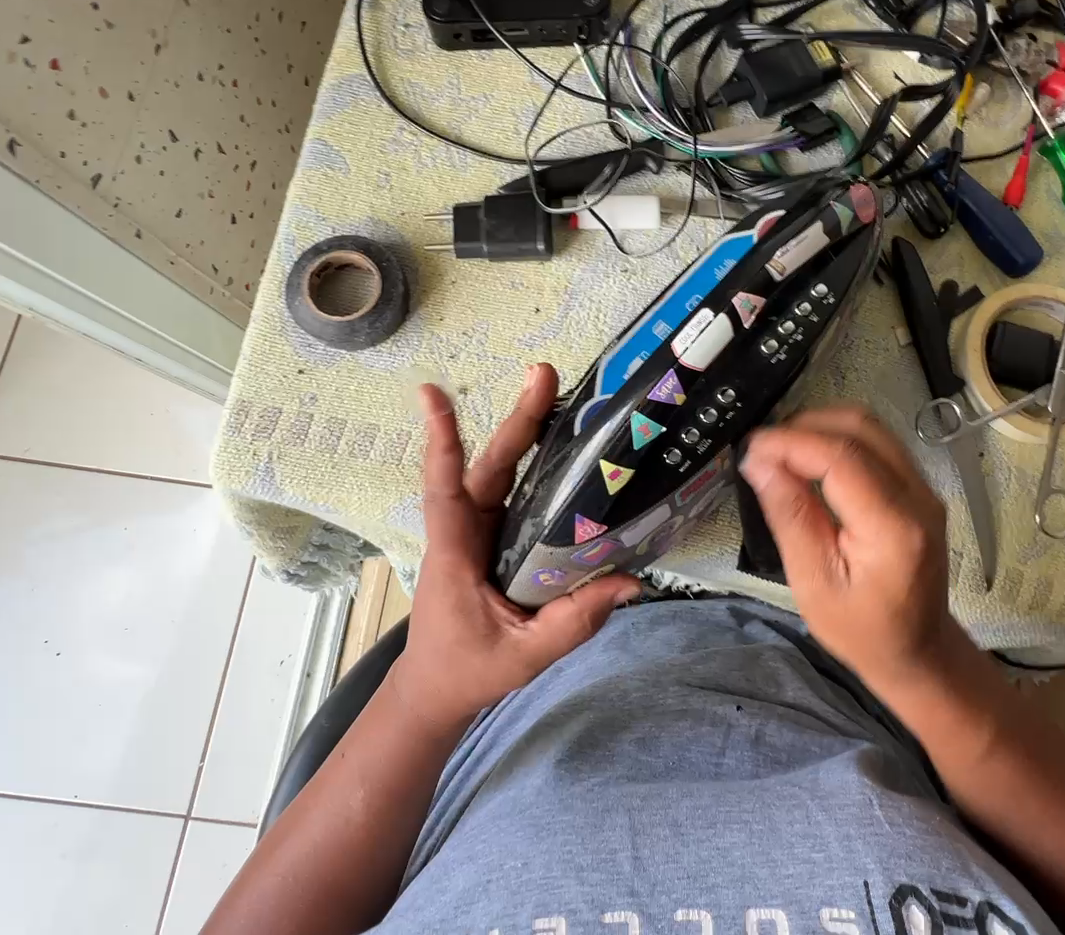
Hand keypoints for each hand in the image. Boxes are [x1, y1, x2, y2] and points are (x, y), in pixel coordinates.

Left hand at [391, 364, 640, 730]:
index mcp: (455, 556)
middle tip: (543, 377)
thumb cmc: (466, 671)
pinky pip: (514, 492)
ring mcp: (480, 532)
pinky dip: (533, 462)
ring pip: (501, 473)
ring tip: (555, 394)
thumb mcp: (523, 655)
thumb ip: (574, 623)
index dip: (441, 444)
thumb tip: (630, 582)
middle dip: (515, 422)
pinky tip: (560, 442)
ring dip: (525, 432)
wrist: (436, 687)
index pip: (445, 494)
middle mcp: (464, 532)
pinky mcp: (496, 537)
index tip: (434, 396)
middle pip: (487, 468)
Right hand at [740, 407, 966, 688]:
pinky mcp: (920, 487)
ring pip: (871, 427)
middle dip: (804, 426)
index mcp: (893, 528)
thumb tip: (758, 461)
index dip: (791, 442)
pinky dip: (839, 438)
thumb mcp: (812, 582)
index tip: (751, 448)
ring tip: (781, 450)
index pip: (841, 457)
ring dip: (821, 427)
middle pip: (860, 429)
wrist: (917, 650)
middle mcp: (918, 497)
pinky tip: (809, 458)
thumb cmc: (860, 629)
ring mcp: (924, 489)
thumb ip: (789, 515)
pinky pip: (878, 443)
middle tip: (762, 448)